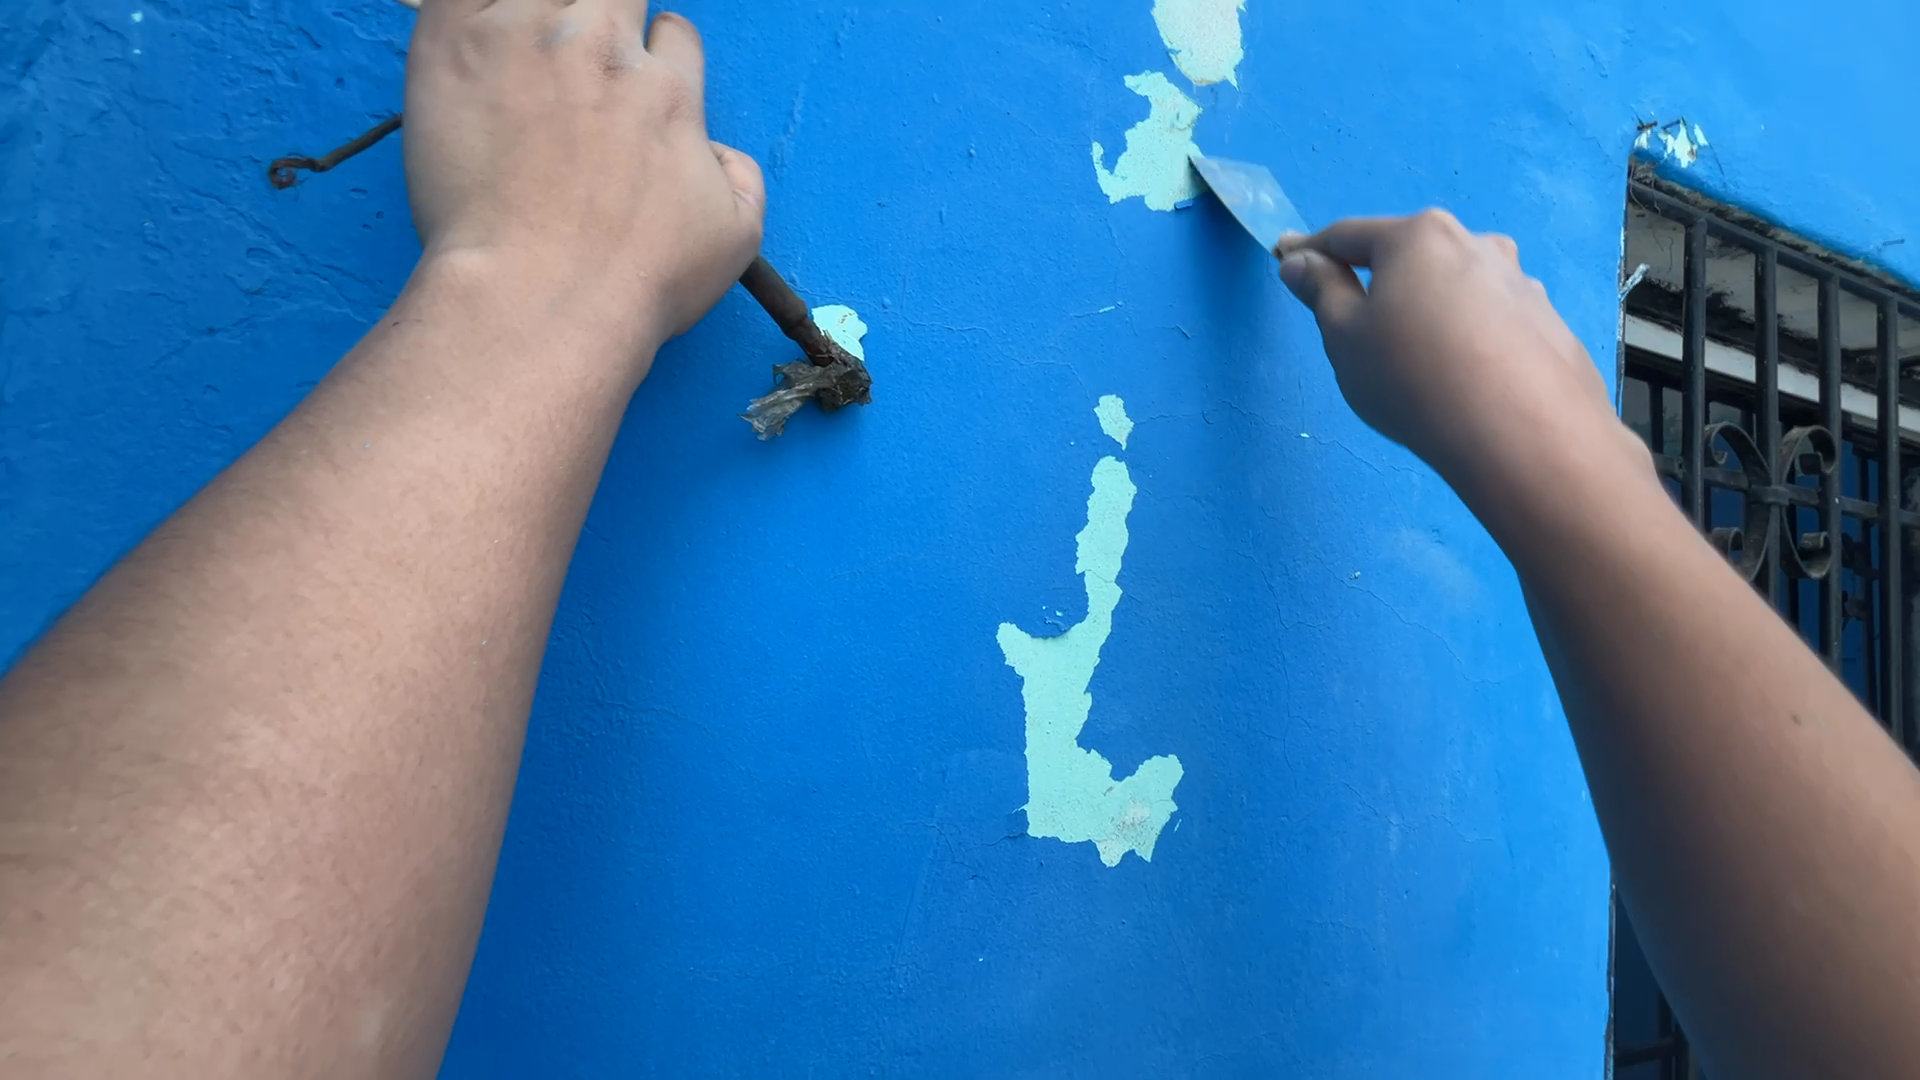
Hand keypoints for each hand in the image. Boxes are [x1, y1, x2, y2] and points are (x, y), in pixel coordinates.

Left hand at [403, 0, 764, 355]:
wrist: (546, 295)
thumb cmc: (644, 278)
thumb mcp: (737, 241)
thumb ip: (744, 180)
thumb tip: (720, 152)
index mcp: (669, 92)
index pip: (676, 36)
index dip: (665, 55)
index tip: (646, 85)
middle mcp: (601, 48)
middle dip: (610, 18)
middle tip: (588, 66)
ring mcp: (521, 36)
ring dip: (547, 14)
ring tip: (535, 61)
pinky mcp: (449, 44)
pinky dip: (478, 9)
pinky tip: (485, 47)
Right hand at [1276, 212, 1650, 519]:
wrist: (1518, 431)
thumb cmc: (1408, 375)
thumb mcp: (1343, 335)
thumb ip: (1320, 290)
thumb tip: (1300, 261)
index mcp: (1417, 238)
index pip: (1347, 235)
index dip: (1310, 250)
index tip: (1285, 259)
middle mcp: (1474, 243)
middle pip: (1407, 254)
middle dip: (1374, 278)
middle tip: (1350, 322)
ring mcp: (1518, 279)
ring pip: (1450, 285)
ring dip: (1422, 305)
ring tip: (1409, 357)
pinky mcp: (1545, 319)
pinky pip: (1485, 317)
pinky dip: (1460, 332)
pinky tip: (1455, 373)